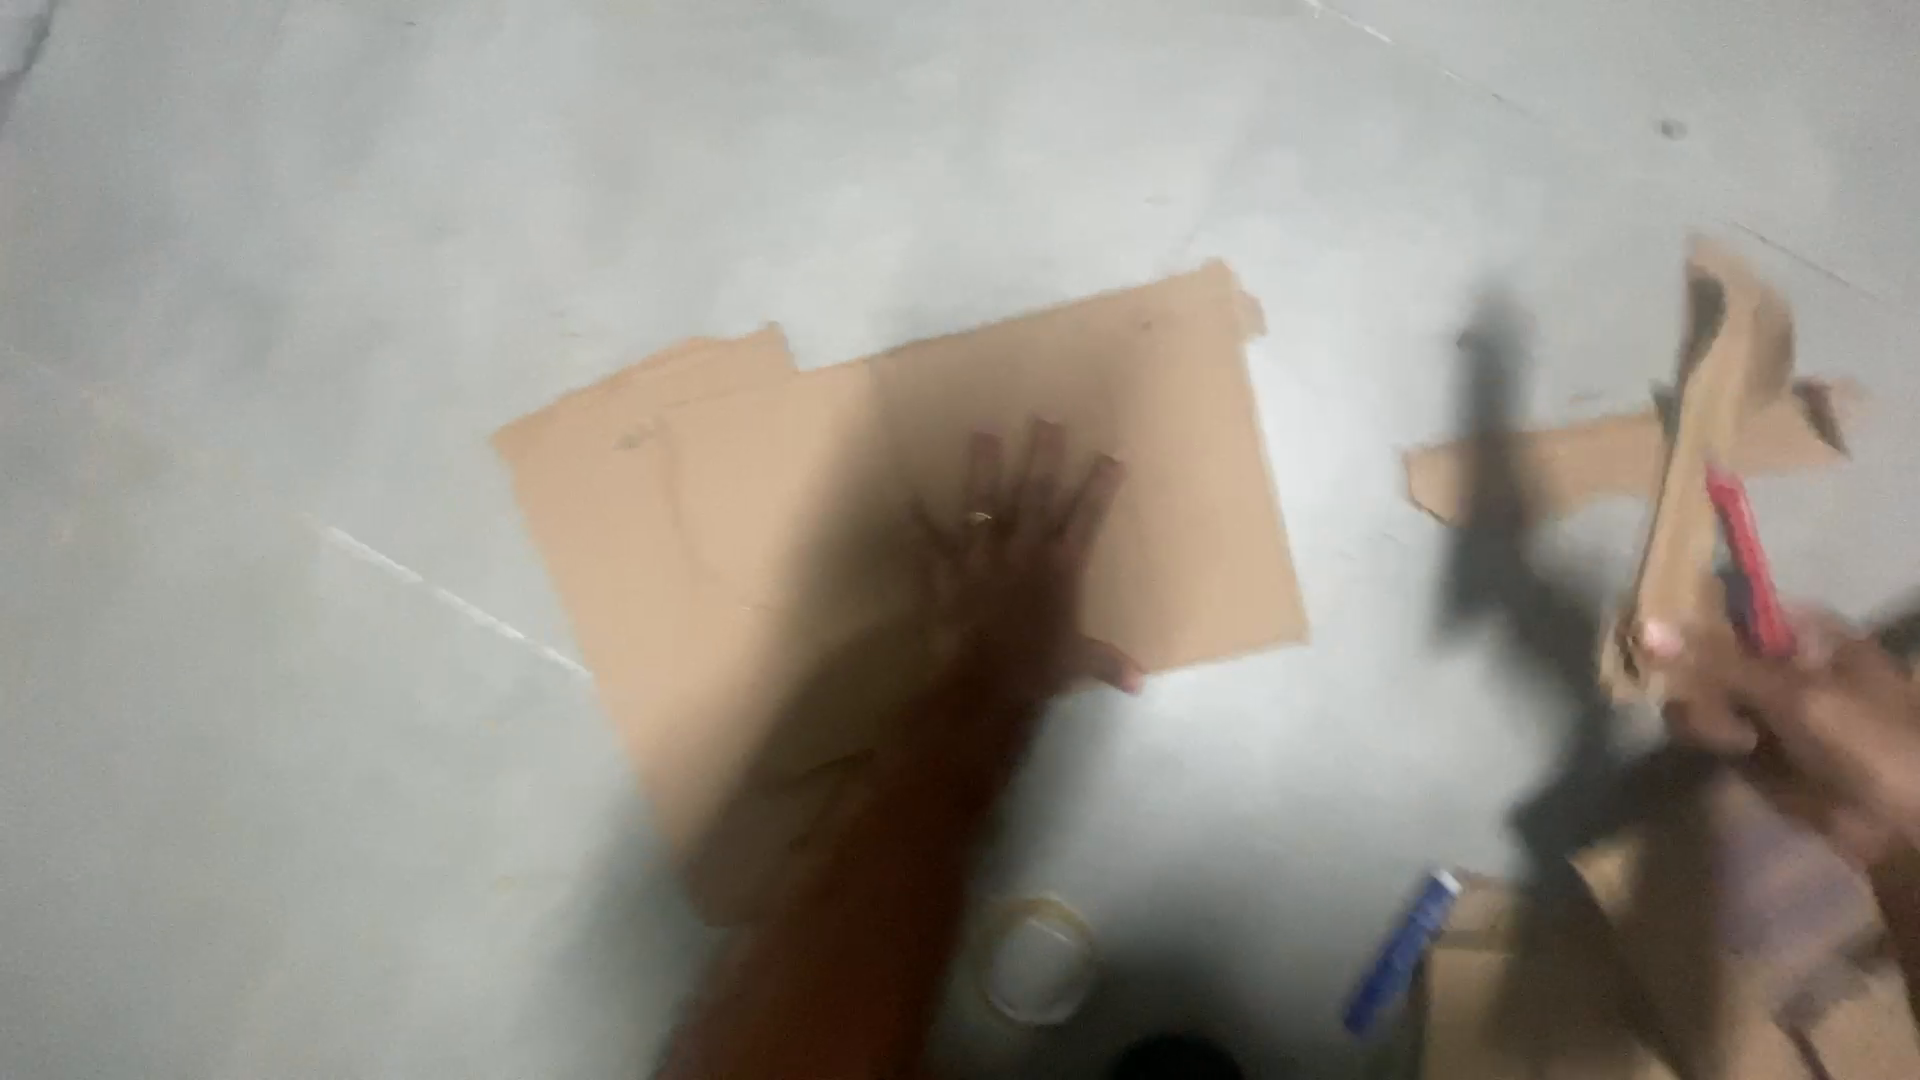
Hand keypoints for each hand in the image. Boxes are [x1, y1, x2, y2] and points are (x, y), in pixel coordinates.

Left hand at [917, 420, 1140, 707]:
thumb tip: (1142, 684)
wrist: (985, 684)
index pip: (1086, 517)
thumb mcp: (1078, 662)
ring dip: (984, 467)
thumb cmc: (1037, 670)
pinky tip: (909, 496)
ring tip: (983, 433)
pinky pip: (929, 541)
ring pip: (985, 502)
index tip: (1110, 455)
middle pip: (1036, 493)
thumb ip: (1109, 662)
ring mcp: (982, 555)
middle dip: (1043, 455)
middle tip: (1046, 419)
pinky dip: (918, 522)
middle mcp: (1023, 550)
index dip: (1100, 485)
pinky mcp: (947, 569)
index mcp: (1060, 567)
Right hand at [1644, 612, 1919, 866]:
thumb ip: (1716, 660)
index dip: (1702, 608)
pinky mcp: (1744, 742)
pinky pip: (1699, 723)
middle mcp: (1783, 667)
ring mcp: (1763, 706)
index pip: (1745, 608)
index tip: (1662, 617)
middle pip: (1708, 648)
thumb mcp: (1794, 694)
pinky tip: (1727, 749)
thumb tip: (1646, 626)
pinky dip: (1702, 733)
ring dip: (1701, 708)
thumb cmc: (1870, 746)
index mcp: (1814, 641)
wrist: (1900, 829)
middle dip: (1692, 668)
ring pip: (1695, 687)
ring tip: (1729, 734)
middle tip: (1697, 688)